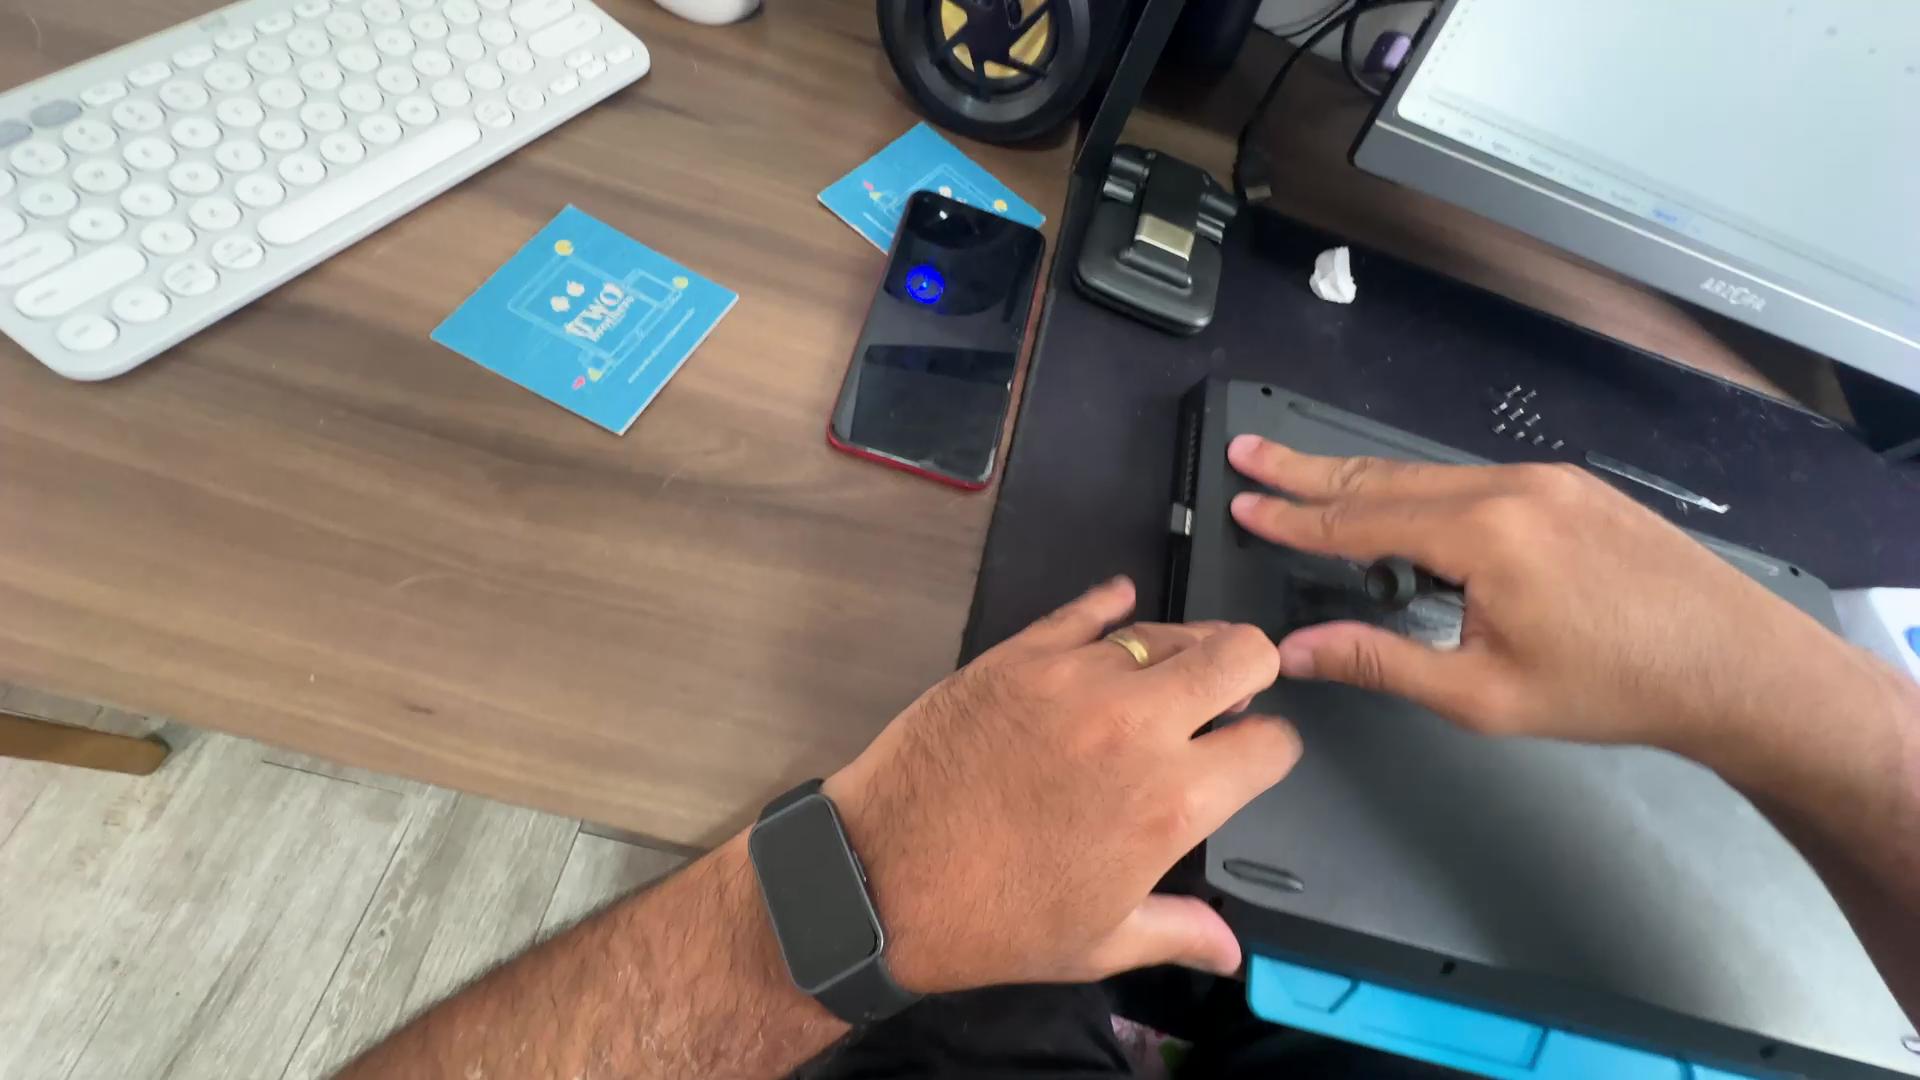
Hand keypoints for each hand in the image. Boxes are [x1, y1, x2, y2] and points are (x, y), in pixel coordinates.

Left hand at [822, 578, 1296, 993]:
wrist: (883, 871)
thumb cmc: (995, 917)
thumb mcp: (1097, 942)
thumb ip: (1178, 932)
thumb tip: (1232, 949)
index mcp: (1171, 801)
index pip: (1270, 744)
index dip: (1272, 748)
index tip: (1254, 753)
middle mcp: (1137, 724)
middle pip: (1237, 655)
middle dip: (1251, 667)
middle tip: (1233, 685)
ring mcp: (1074, 676)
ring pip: (1165, 628)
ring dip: (1184, 644)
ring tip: (1175, 663)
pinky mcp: (1020, 652)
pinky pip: (1084, 609)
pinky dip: (1109, 604)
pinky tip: (1119, 603)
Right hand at [1225, 435, 1869, 759]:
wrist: (1750, 673)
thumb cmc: (1611, 690)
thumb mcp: (1480, 695)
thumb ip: (1377, 662)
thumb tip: (1290, 652)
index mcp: (1483, 535)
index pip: (1358, 522)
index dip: (1291, 516)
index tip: (1242, 501)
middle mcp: (1507, 488)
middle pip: (1379, 476)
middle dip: (1303, 468)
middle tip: (1247, 450)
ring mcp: (1541, 480)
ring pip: (1419, 474)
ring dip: (1350, 477)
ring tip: (1294, 470)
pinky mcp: (1564, 487)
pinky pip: (1461, 480)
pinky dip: (1404, 488)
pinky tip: (1383, 500)